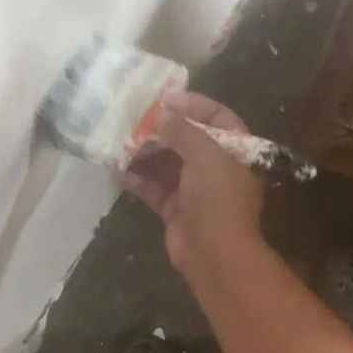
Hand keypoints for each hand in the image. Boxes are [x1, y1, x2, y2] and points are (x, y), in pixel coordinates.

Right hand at [120, 91, 266, 273]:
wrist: (214, 254)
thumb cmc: (218, 198)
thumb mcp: (205, 154)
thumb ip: (183, 130)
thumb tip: (163, 113)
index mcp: (236, 151)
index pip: (217, 118)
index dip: (193, 105)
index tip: (165, 98)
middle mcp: (216, 168)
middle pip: (187, 141)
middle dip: (161, 131)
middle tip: (133, 119)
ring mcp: (195, 191)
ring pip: (167, 165)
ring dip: (144, 154)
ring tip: (119, 141)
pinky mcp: (175, 210)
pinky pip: (154, 189)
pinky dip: (137, 179)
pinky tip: (116, 169)